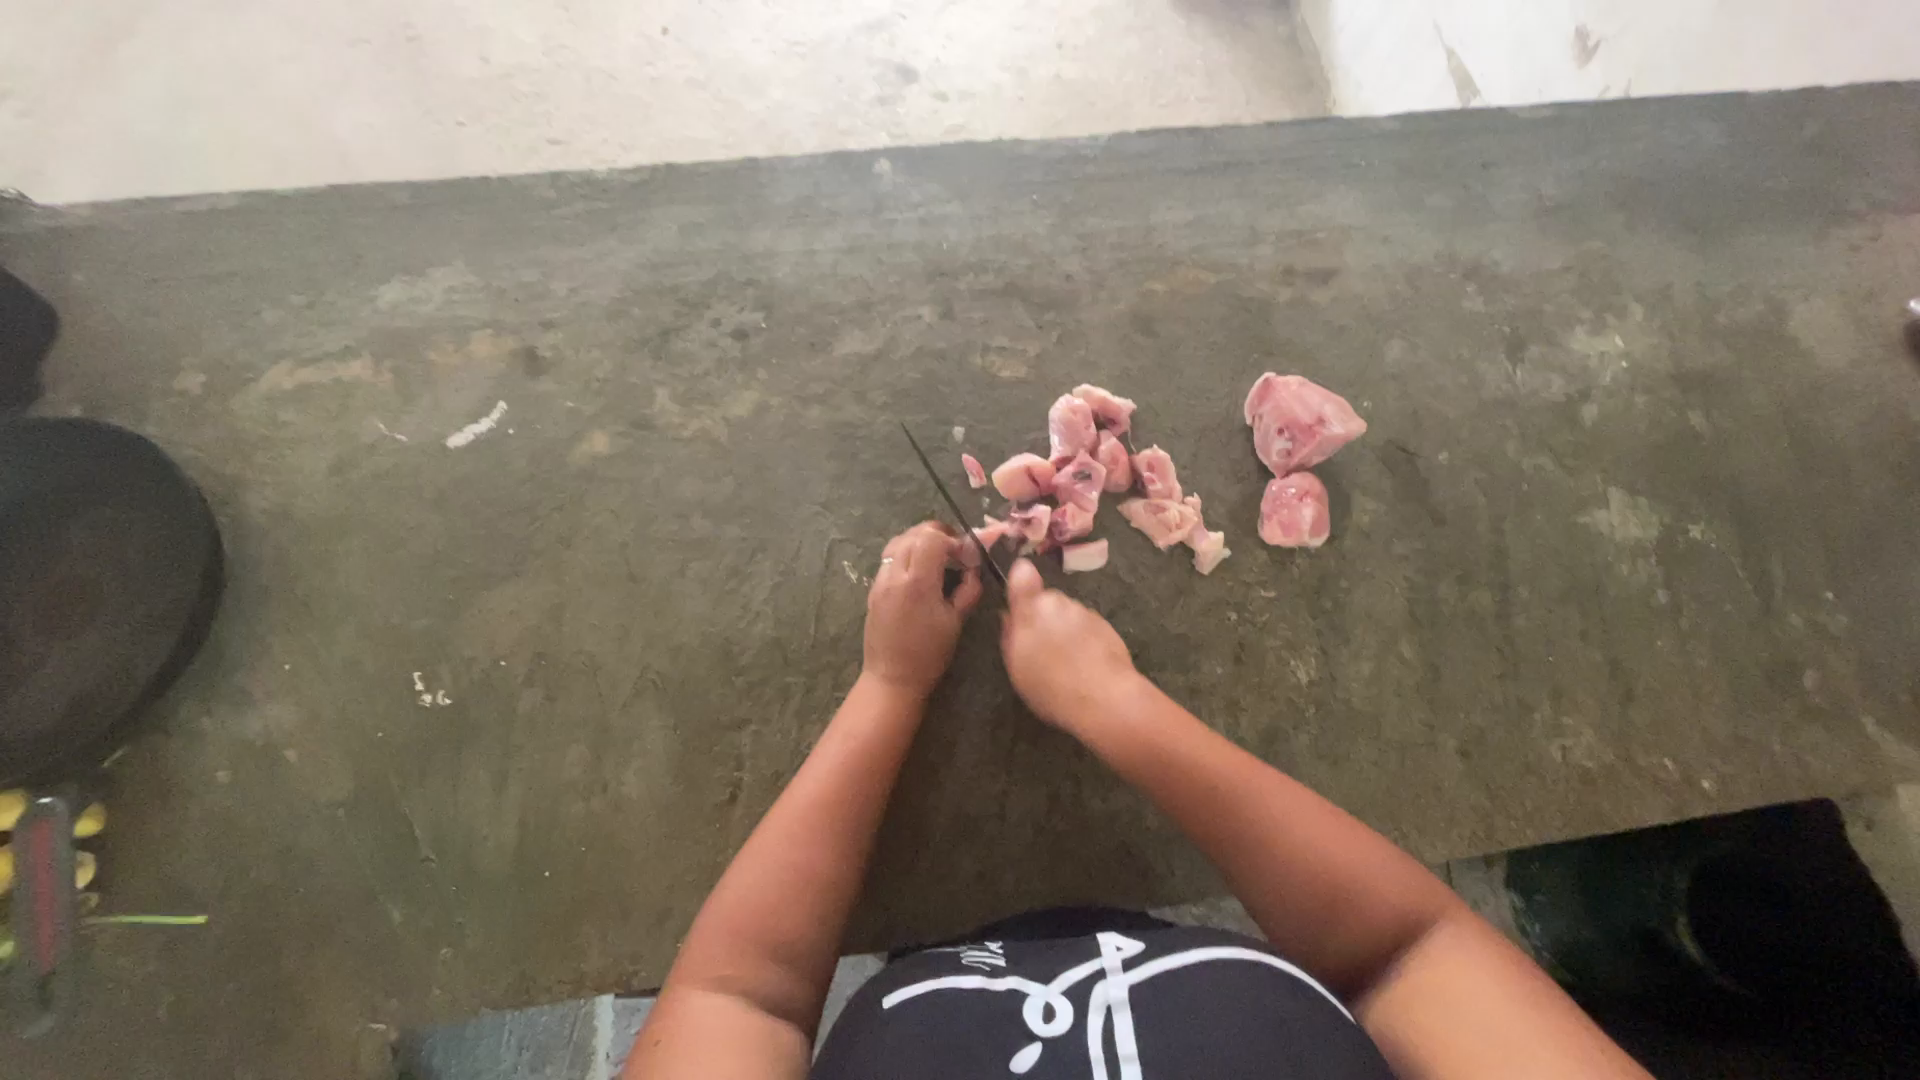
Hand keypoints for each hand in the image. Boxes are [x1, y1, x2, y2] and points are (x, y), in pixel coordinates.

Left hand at [862, 521, 981, 697]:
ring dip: (918, 541)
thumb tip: (975, 568)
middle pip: (913, 535)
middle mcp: (895, 576)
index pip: (931, 538)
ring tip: (935, 555)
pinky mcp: (873, 589)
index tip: (963, 553)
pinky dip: (905, 554)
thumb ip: (968, 590)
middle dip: (936, 534)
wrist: (892, 678)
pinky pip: (889, 558)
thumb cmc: (929, 654)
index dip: (951, 539)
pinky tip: (918, 570)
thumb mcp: (956, 623)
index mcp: (918, 583)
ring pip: (897, 543)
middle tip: (953, 549)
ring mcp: (880, 581)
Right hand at [999, 558, 1140, 732]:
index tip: (1021, 597)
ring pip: (1069, 615)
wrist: (1104, 698)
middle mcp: (1058, 603)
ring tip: (1068, 662)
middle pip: (1047, 602)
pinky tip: (1086, 664)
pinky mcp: (1107, 625)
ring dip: (1066, 630)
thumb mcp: (1017, 668)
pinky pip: (1088, 627)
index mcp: (1030, 610)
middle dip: (1045, 618)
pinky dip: (1085, 639)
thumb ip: (1010, 636)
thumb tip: (1008, 616)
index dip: (1021, 582)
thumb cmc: (1051, 687)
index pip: (1022, 577)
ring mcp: (1085, 612)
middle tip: (1044, 649)